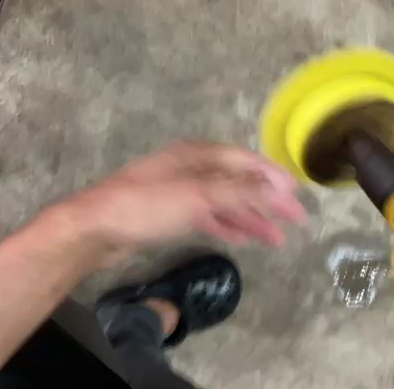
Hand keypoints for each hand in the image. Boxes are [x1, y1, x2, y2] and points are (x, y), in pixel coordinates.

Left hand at [43, 141, 306, 266]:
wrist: (96, 227)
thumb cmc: (144, 206)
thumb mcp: (196, 196)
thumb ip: (237, 191)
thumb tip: (276, 186)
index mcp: (194, 155)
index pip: (243, 160)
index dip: (271, 176)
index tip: (297, 194)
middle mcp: (187, 167)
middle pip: (235, 180)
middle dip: (265, 198)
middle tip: (295, 220)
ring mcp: (177, 189)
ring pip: (223, 200)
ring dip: (250, 216)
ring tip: (276, 237)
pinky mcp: (168, 212)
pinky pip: (207, 216)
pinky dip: (227, 225)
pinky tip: (241, 239)